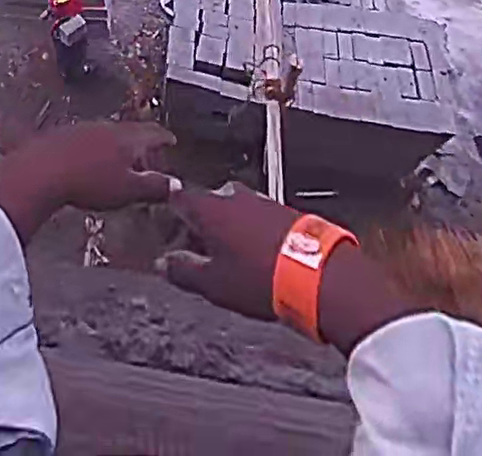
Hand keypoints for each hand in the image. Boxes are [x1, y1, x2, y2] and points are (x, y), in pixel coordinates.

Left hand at [0, 121, 178, 243]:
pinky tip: (91, 166)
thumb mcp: (128, 190)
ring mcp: (84, 129)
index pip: (154, 132)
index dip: (164, 138)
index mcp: (128, 137)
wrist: (41, 171)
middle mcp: (108, 127)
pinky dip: (97, 151)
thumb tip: (175, 185)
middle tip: (149, 161)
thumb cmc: (88, 180)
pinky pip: (88, 140)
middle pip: (131, 132)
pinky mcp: (64, 136)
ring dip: (118, 149)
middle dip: (142, 145)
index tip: (170, 140)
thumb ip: (154, 186)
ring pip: (109, 135)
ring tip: (121, 167)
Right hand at [156, 181, 296, 322]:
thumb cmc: (262, 278)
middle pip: (206, 204)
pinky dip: (251, 230)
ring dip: (227, 227)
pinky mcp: (282, 210)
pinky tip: (257, 253)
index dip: (169, 213)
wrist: (318, 274)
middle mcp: (231, 197)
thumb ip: (184, 271)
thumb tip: (163, 264)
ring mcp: (259, 200)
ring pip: (232, 209)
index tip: (167, 229)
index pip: (178, 198)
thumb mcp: (215, 284)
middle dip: (200, 224)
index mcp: (208, 209)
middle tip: (198, 250)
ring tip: (231, 256)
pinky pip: (256, 216)